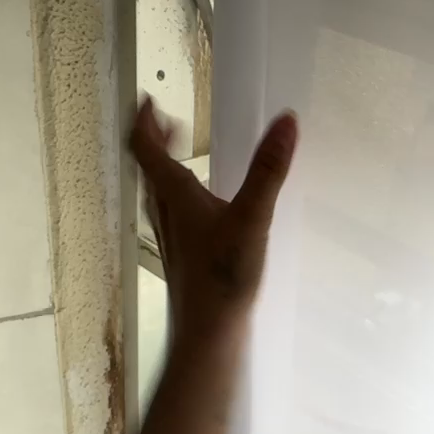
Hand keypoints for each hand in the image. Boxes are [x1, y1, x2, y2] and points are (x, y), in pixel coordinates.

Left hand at [131, 97, 297, 337]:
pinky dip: (182, 203)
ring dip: (168, 173)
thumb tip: (287, 123)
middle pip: (151, 170)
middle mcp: (166, 215)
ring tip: (185, 162)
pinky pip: (174, 221)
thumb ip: (268, 170)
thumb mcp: (252, 218)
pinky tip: (204, 216)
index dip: (146, 121)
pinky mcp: (184, 262)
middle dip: (158, 142)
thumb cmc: (223, 277)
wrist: (209, 333)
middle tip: (169, 125)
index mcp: (175, 196)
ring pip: (160, 197)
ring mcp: (172, 240)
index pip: (146, 148)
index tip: (151, 101)